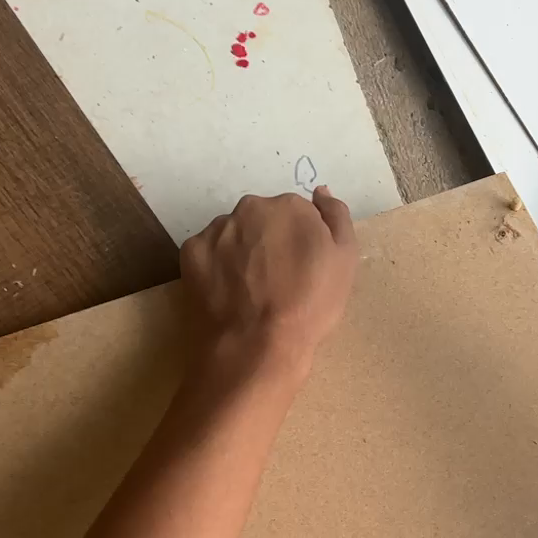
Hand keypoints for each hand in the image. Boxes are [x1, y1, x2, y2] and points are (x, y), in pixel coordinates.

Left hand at [180, 187, 357, 375]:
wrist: (256, 346)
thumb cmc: (309, 305)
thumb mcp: (345, 260)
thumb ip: (336, 216)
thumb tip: (321, 192)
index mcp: (289, 206)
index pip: (299, 214)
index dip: (302, 242)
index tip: (303, 269)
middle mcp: (250, 208)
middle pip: (264, 219)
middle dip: (270, 241)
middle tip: (278, 280)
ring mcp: (216, 229)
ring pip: (234, 235)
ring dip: (243, 252)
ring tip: (251, 290)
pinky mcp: (191, 253)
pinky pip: (209, 253)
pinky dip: (217, 267)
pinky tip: (229, 292)